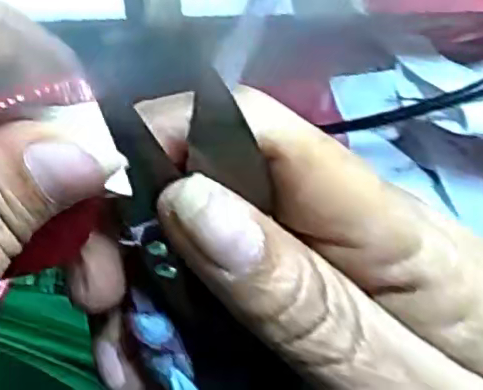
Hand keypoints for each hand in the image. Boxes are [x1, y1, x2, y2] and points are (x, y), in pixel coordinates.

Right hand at [70, 89, 482, 389]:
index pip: (251, 124)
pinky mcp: (279, 316)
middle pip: (190, 182)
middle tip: (91, 292)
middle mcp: (330, 236)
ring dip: (124, 281)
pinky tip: (139, 360)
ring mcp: (301, 277)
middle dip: (121, 224)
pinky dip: (150, 320)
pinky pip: (191, 293)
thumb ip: (320, 308)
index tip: (93, 190)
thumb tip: (185, 196)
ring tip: (119, 351)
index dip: (160, 130)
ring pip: (172, 240)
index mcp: (391, 234)